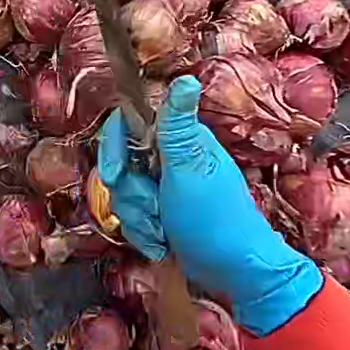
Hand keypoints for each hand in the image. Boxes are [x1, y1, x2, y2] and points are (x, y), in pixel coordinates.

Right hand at [96, 75, 321, 334]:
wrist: (236, 272)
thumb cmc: (215, 219)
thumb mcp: (188, 171)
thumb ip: (177, 126)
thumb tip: (185, 78)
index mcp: (179, 138)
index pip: (126, 125)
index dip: (113, 150)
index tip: (115, 175)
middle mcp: (170, 156)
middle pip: (120, 164)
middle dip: (131, 194)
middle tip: (155, 209)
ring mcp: (165, 185)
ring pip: (123, 193)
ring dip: (138, 218)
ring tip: (163, 231)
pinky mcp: (161, 211)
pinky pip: (132, 216)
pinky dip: (143, 233)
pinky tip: (162, 243)